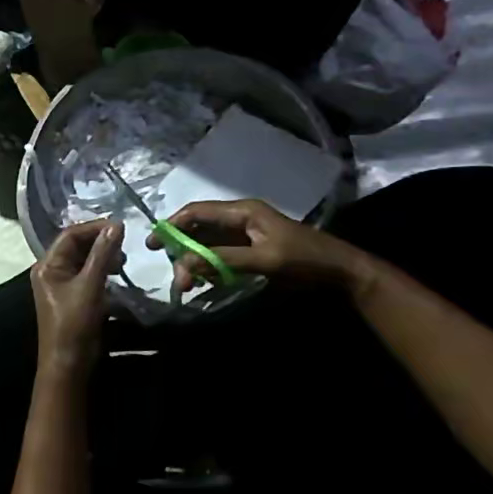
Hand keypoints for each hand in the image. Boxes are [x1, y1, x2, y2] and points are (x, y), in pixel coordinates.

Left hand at [31, 219, 123, 371]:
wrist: (68, 364)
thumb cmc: (74, 324)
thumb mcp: (90, 286)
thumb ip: (102, 254)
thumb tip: (116, 225)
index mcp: (47, 265)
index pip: (70, 235)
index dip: (95, 227)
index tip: (121, 227)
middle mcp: (51, 271)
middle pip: (76, 245)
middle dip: (100, 242)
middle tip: (125, 245)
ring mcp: (62, 284)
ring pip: (84, 260)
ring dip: (103, 256)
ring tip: (123, 261)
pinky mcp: (73, 297)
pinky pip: (87, 274)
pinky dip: (102, 270)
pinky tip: (117, 274)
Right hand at [156, 199, 374, 293]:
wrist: (340, 272)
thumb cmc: (304, 261)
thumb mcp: (263, 260)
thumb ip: (222, 260)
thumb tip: (183, 264)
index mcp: (243, 211)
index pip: (197, 212)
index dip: (172, 225)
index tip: (152, 244)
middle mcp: (240, 219)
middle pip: (199, 228)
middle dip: (181, 248)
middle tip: (172, 272)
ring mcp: (245, 235)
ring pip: (207, 244)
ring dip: (193, 261)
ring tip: (186, 282)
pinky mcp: (250, 251)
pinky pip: (220, 255)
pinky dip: (208, 267)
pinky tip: (202, 282)